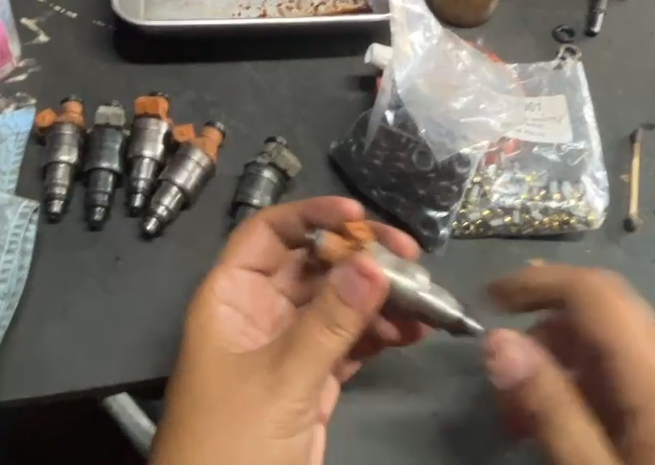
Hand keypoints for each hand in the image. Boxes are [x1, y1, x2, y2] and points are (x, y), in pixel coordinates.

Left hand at [149, 197, 427, 464]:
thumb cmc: (231, 440)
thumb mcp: (280, 379)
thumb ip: (329, 322)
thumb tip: (374, 262)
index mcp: (231, 295)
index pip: (268, 234)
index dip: (310, 216)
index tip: (358, 214)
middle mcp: (257, 311)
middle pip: (310, 265)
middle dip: (358, 257)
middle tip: (411, 256)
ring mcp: (285, 347)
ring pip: (335, 305)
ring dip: (377, 298)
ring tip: (424, 299)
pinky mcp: (310, 384)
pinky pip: (347, 344)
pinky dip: (377, 335)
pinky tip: (412, 331)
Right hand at [482, 263, 654, 464]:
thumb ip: (549, 407)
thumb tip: (499, 339)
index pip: (596, 292)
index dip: (537, 281)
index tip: (487, 300)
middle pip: (607, 328)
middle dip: (546, 346)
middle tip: (504, 401)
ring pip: (628, 367)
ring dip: (573, 381)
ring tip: (538, 435)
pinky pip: (654, 398)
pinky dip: (607, 405)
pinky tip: (590, 450)